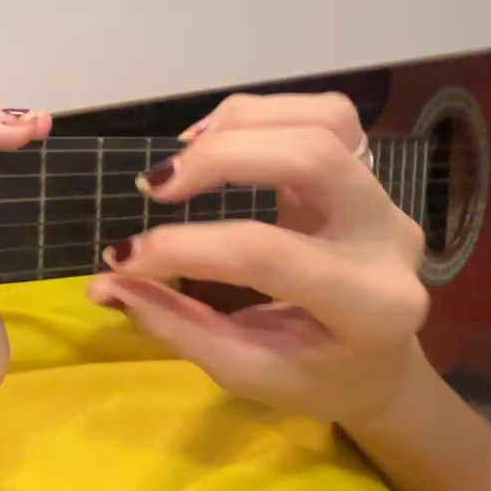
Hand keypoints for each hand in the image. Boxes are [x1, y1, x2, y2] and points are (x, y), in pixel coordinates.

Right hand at [86, 93, 430, 424]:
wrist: (377, 363)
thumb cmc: (312, 375)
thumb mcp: (243, 368)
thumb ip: (173, 323)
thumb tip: (102, 285)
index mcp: (369, 305)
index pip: (264, 253)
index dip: (183, 248)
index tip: (121, 259)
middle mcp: (388, 238)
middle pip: (311, 155)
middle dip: (217, 159)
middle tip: (152, 187)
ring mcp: (385, 196)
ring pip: (324, 120)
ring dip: (240, 123)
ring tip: (182, 151)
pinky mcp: (368, 171)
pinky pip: (324, 115)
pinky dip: (258, 115)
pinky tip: (212, 139)